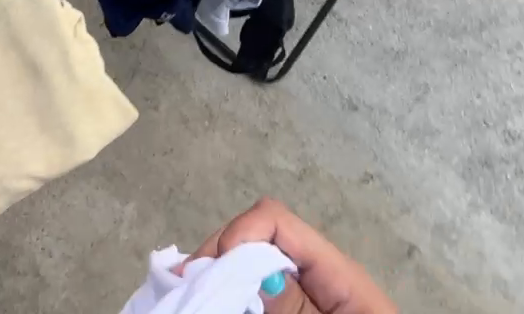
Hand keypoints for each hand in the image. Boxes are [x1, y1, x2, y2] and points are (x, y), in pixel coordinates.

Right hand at [187, 198, 395, 313]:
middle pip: (256, 238)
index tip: (207, 275)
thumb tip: (246, 270)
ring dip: (221, 280)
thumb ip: (295, 310)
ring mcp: (310, 299)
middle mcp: (321, 277)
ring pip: (252, 267)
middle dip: (218, 258)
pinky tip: (216, 304)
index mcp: (338, 274)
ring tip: (194, 298)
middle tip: (185, 290)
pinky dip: (235, 296)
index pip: (275, 219)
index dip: (237, 234)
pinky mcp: (297, 309)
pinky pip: (262, 293)